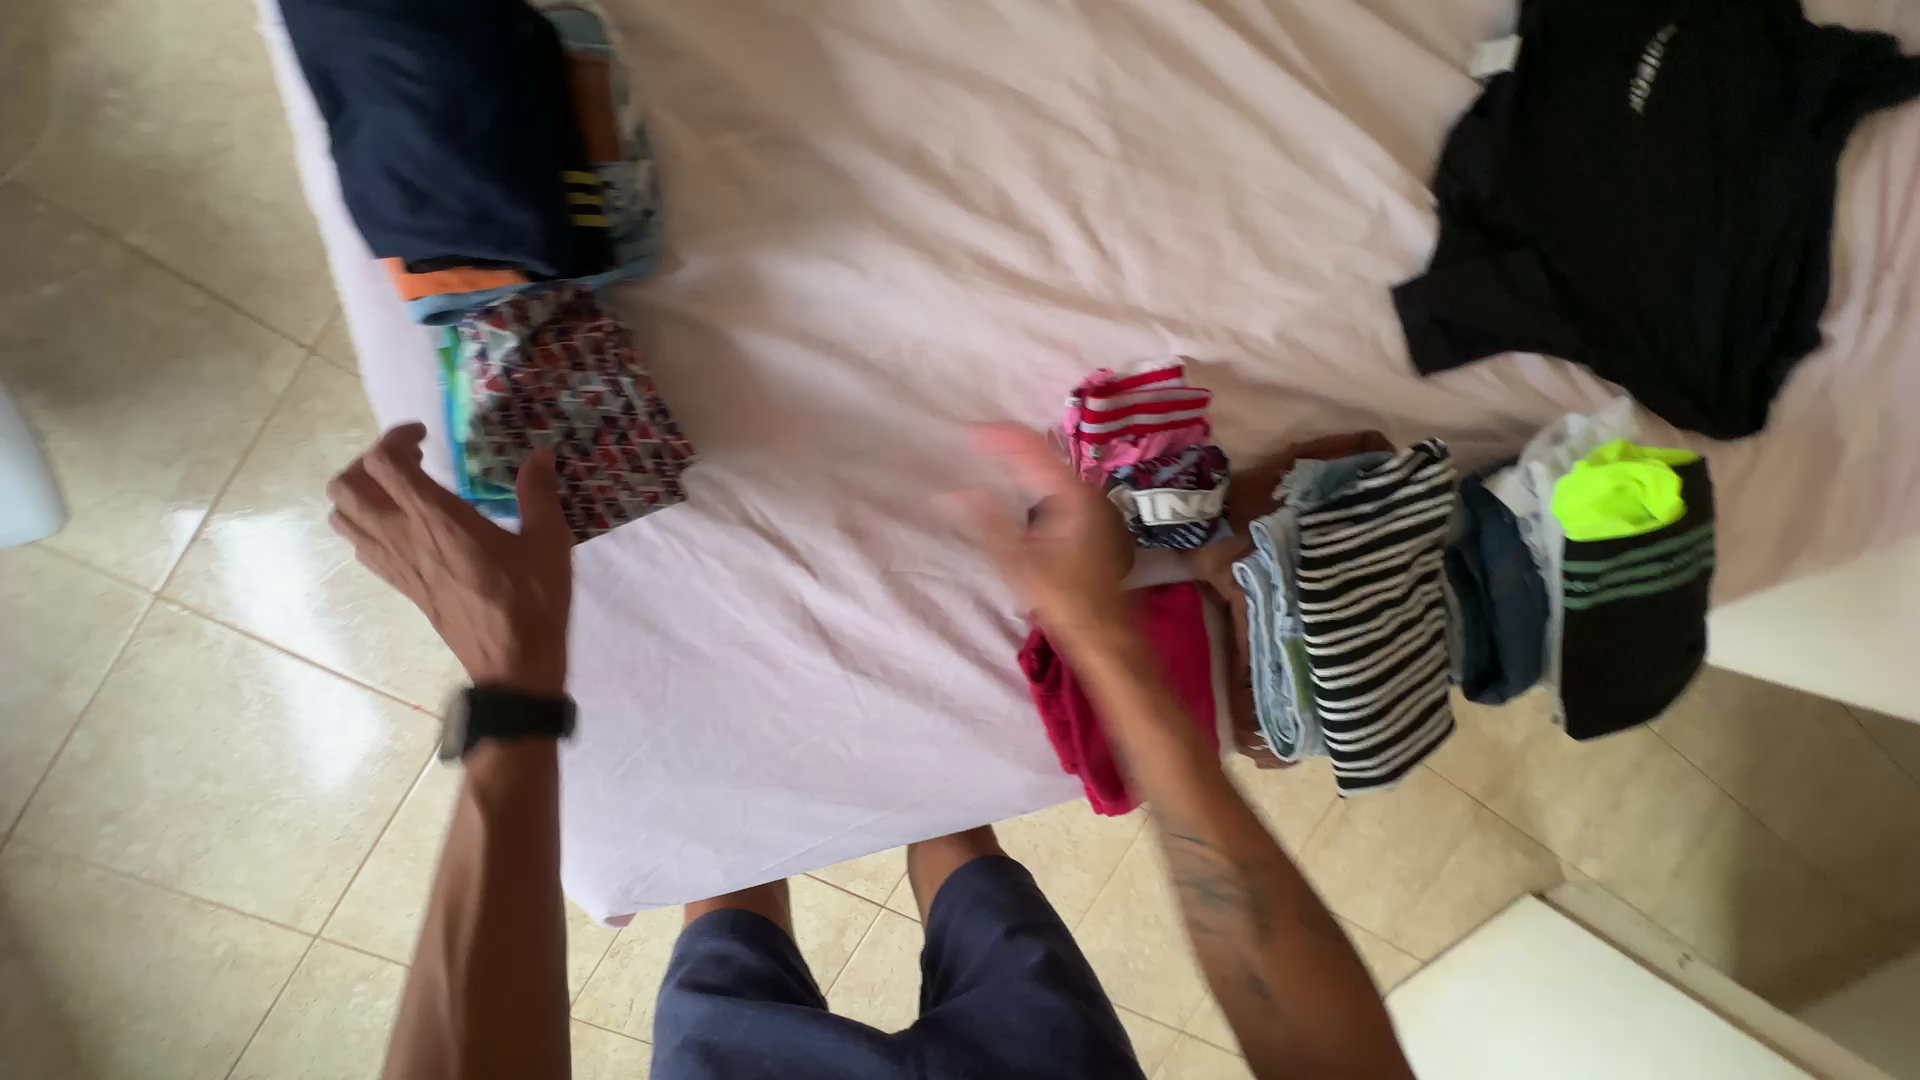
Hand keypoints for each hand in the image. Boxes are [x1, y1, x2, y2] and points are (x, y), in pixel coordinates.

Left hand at [327, 423, 572, 696]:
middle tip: (411, 459)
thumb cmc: (533, 598)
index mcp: (439, 519)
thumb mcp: (549, 541)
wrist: (513, 660)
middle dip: (370, 461)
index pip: (385, 463)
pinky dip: (367, 523)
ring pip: (343, 515)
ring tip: (401, 489)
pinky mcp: (401, 584)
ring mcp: (396, 564)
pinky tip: (405, 527)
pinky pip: (360, 545)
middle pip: (347, 485)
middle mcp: (404, 536)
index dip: (396, 438)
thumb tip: (539, 454)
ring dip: (361, 492)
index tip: (427, 435)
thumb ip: (538, 493)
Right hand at [953, 425, 1133, 639]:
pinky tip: (1018, 485)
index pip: (1033, 449)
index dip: (1000, 436)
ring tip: (990, 454)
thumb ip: (986, 522)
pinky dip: (1035, 479)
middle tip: (974, 439)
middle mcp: (1088, 493)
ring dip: (1022, 460)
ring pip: (1053, 470)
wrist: (1104, 630)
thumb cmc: (1063, 598)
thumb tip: (953, 494)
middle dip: (1009, 443)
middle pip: (1045, 453)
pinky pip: (1059, 486)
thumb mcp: (1017, 561)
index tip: (969, 431)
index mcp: (1073, 495)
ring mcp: (1094, 506)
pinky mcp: (1092, 521)